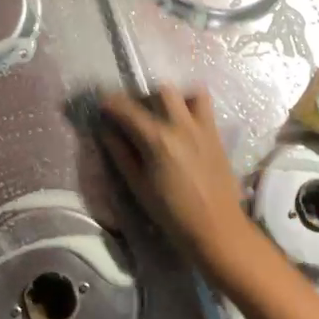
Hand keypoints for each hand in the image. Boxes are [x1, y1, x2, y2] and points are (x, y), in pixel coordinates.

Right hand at [97, 87, 277, 287]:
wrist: (216, 227)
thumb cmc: (172, 213)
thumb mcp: (138, 185)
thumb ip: (121, 153)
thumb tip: (106, 131)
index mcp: (158, 140)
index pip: (128, 109)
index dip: (110, 102)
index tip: (101, 103)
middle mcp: (182, 125)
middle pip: (162, 90)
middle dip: (144, 96)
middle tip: (135, 114)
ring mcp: (203, 127)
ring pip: (188, 93)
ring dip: (173, 98)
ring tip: (164, 115)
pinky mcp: (217, 134)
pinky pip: (205, 107)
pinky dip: (191, 107)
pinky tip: (183, 125)